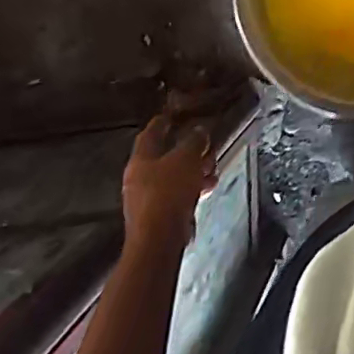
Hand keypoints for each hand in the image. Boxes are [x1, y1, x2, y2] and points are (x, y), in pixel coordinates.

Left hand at [122, 114, 210, 246]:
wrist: (160, 239)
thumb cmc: (169, 191)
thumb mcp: (187, 158)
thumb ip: (194, 140)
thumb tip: (199, 130)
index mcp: (141, 160)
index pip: (150, 134)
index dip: (163, 122)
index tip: (174, 113)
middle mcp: (140, 177)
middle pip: (166, 155)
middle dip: (189, 148)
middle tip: (207, 143)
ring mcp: (148, 197)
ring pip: (175, 174)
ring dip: (195, 168)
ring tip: (213, 166)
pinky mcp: (160, 213)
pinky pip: (179, 191)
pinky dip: (194, 185)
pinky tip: (209, 184)